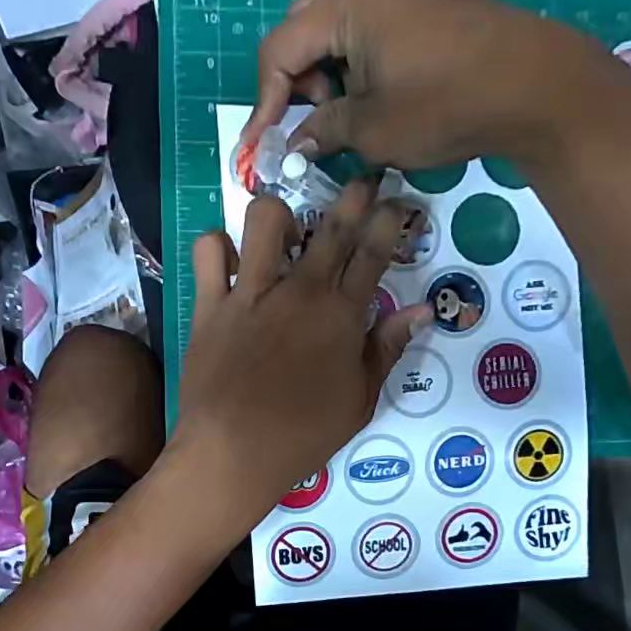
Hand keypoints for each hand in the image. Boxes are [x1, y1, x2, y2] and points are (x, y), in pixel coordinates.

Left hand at [170, 179, 430, 519]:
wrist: (235, 452)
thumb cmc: (306, 433)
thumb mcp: (360, 399)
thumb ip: (388, 348)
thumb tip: (422, 310)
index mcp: (342, 315)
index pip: (374, 253)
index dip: (390, 221)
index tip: (399, 201)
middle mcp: (299, 291)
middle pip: (331, 226)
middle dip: (353, 194)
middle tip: (364, 178)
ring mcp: (251, 293)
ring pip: (266, 219)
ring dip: (282, 214)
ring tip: (288, 233)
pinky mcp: (210, 304)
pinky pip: (209, 251)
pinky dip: (220, 247)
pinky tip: (232, 261)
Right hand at [241, 0, 630, 173]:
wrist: (533, 86)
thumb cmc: (445, 106)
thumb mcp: (374, 130)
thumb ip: (325, 131)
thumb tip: (298, 142)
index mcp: (347, 4)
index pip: (280, 49)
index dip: (265, 102)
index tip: (263, 146)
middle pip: (308, 30)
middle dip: (300, 84)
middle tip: (317, 125)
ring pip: (344, 31)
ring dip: (334, 77)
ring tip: (355, 120)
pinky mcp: (434, 4)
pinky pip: (379, 31)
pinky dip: (366, 67)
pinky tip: (385, 100)